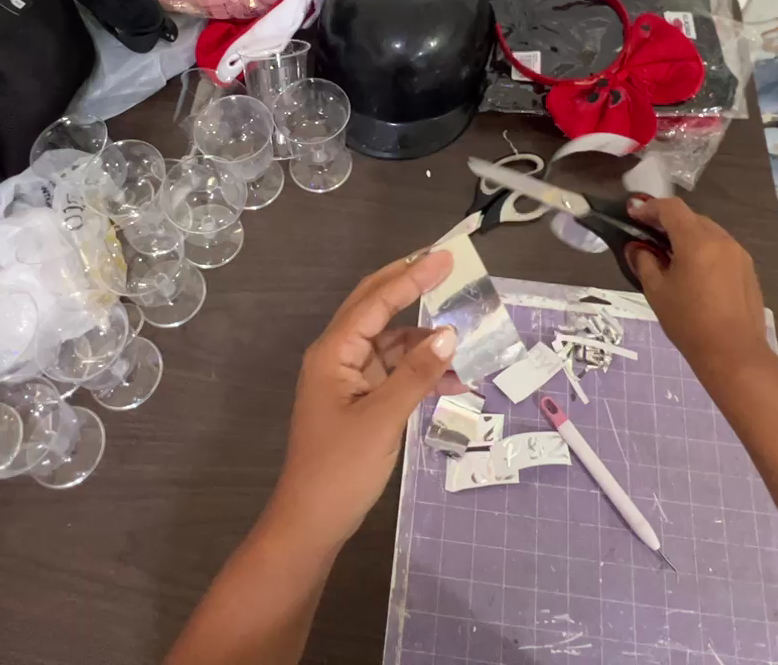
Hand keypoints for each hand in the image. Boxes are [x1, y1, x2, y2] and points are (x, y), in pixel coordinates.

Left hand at [265, 250, 461, 549]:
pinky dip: (421, 372)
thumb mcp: (383, 419)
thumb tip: (449, 335)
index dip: (412, 276)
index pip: (377, 301)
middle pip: (378, 308)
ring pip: (391, 342)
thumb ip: (416, 374)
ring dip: (425, 340)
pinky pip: (395, 372)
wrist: (311, 522)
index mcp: (334, 351)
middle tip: (447, 266)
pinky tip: (454, 380)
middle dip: (411, 287)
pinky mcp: (361, 398)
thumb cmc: (340, 468)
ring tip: (466, 335)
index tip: (444, 256)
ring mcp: (350, 377)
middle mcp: (339, 355)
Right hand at [626, 196, 774, 372]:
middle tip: (649, 235)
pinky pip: (721, 247)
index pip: (671, 208)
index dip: (650, 207)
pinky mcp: (747, 269)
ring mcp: (738, 254)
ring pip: (708, 231)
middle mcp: (721, 240)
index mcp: (696, 242)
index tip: (633, 215)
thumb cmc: (689, 322)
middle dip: (668, 221)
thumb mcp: (656, 291)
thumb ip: (644, 262)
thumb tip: (638, 248)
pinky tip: (694, 270)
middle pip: (691, 217)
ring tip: (671, 254)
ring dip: (687, 235)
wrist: (734, 354)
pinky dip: (704, 249)